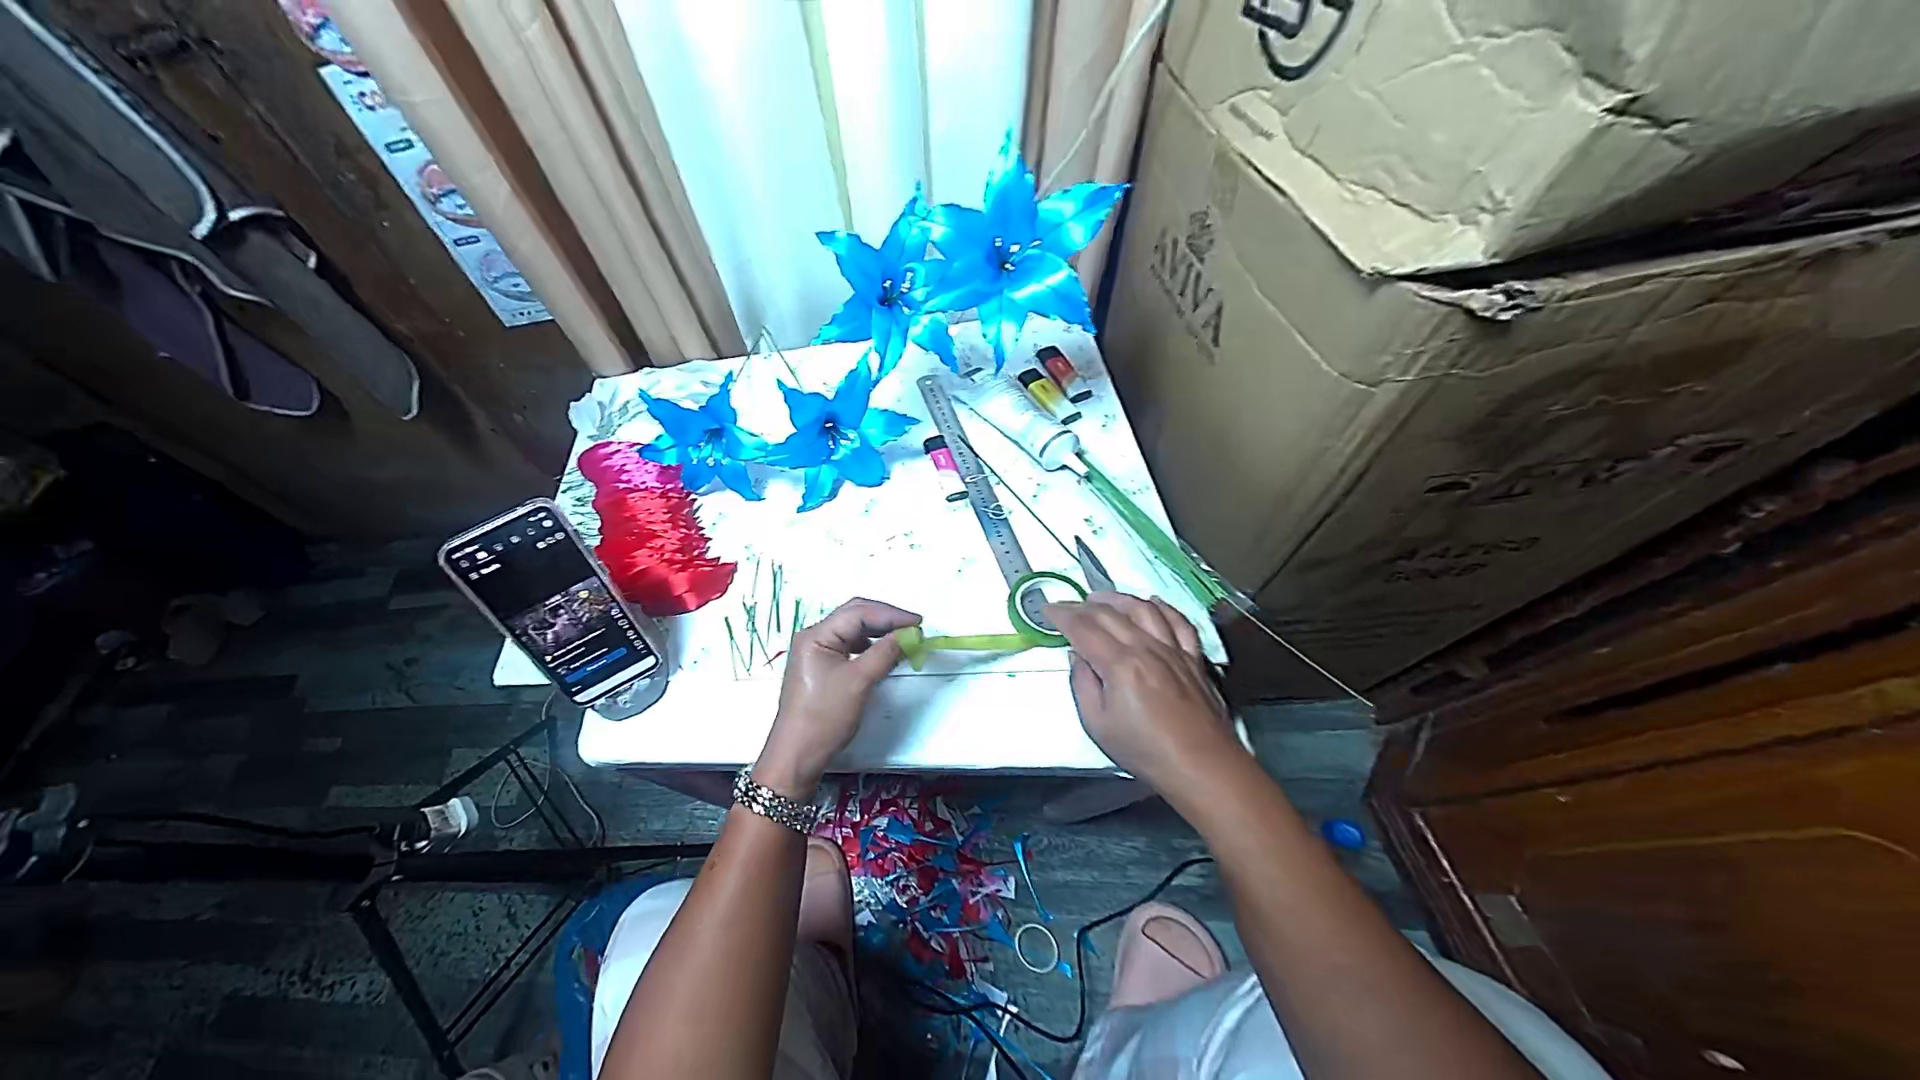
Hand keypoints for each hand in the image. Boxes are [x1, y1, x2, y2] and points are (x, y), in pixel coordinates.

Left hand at [755, 597, 920, 795]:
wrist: (798, 755)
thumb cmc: (825, 716)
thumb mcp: (859, 681)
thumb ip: (886, 652)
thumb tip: (909, 635)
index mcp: (816, 635)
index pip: (858, 613)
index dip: (891, 614)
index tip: (918, 624)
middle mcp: (814, 637)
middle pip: (854, 615)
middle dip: (886, 618)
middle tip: (914, 627)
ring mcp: (817, 653)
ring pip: (853, 631)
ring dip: (879, 631)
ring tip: (905, 638)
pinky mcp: (823, 667)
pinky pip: (850, 647)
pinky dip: (871, 646)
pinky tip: (886, 652)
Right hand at [1042, 592, 1239, 801]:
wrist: (1202, 766)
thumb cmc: (1145, 751)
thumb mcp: (1098, 724)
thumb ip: (1083, 685)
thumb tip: (1077, 656)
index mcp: (1120, 664)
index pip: (1084, 629)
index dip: (1062, 616)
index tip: (1047, 609)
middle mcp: (1147, 648)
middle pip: (1111, 615)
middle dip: (1083, 606)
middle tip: (1068, 606)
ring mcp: (1174, 650)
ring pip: (1144, 610)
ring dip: (1119, 599)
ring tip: (1102, 598)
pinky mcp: (1194, 658)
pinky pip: (1179, 622)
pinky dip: (1163, 608)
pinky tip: (1152, 602)